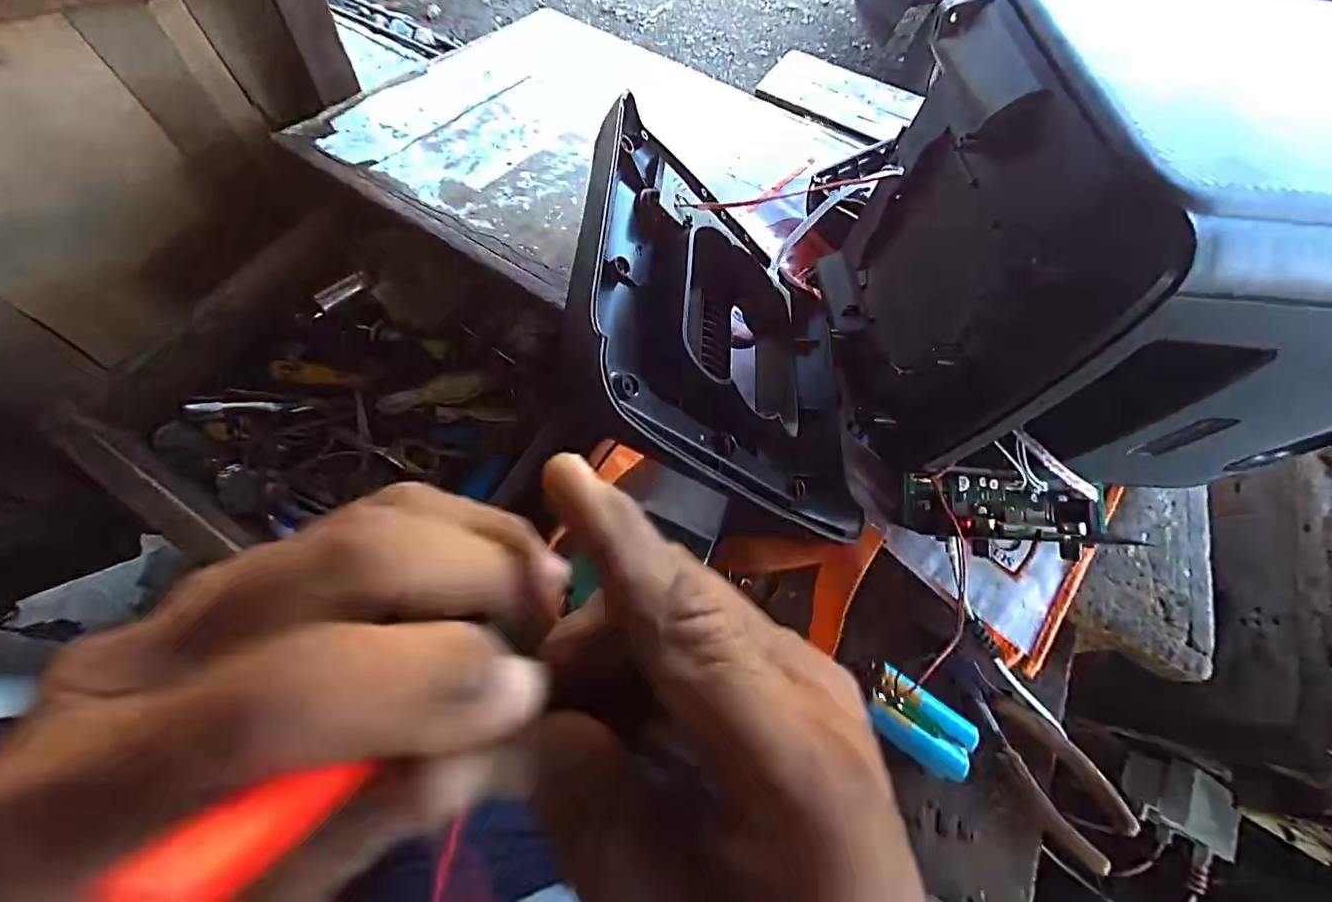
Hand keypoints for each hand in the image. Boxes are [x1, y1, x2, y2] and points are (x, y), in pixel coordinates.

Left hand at [0, 482, 569, 901]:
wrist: (105, 857)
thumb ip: (378, 816)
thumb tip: (510, 725)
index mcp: (82, 795)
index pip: (277, 699)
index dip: (427, 684)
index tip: (527, 697)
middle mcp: (133, 656)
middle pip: (345, 564)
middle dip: (481, 584)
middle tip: (547, 632)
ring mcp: (195, 591)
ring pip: (373, 517)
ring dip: (485, 541)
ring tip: (542, 586)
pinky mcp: (254, 563)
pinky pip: (376, 512)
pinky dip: (460, 526)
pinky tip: (499, 562)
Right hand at [531, 454, 922, 901]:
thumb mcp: (660, 900)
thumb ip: (588, 805)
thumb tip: (522, 721)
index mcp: (785, 743)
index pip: (682, 615)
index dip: (619, 541)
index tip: (569, 472)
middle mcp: (805, 679)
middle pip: (678, 600)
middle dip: (593, 628)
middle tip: (530, 698)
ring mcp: (809, 673)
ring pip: (688, 614)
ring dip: (620, 650)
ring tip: (576, 724)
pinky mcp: (801, 681)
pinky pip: (710, 641)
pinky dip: (655, 667)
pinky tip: (627, 724)